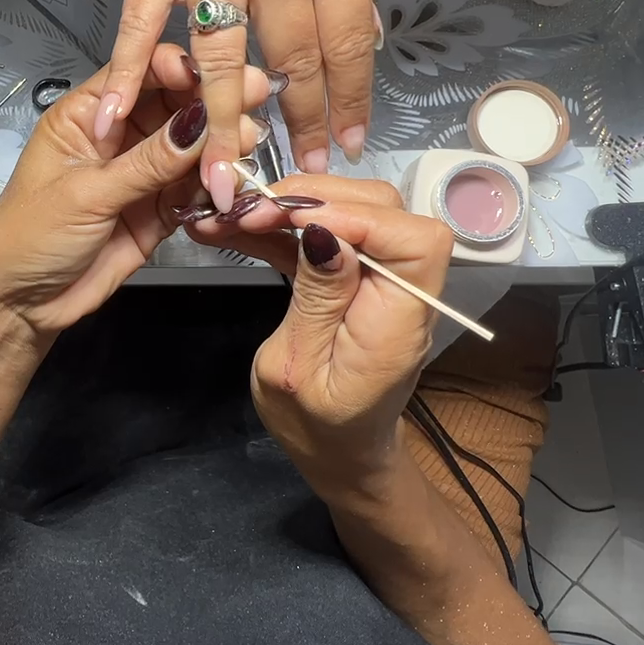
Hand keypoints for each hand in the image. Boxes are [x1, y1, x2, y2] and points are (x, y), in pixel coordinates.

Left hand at [0, 44, 273, 337]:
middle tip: (250, 99)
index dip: (176, 69)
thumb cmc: (31, 236)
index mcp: (86, 116)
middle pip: (172, 105)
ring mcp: (140, 173)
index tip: (213, 75)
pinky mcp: (157, 210)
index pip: (135, 73)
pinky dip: (215, 185)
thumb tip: (201, 122)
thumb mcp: (86, 194)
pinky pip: (194, 188)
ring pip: (190, 147)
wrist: (21, 304)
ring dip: (218, 145)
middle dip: (209, 103)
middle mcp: (117, 136)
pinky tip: (235, 180)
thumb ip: (147, 162)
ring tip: (244, 144)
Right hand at [98, 0, 375, 213]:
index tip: (351, 140)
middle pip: (290, 61)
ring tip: (226, 181)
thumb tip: (352, 30)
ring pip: (219, 62)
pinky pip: (141, 29)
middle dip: (300, 121)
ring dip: (223, 126)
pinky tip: (117, 122)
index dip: (351, 97)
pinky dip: (128, 76)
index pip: (347, 38)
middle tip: (303, 171)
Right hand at [184, 174, 453, 485]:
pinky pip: (320, 236)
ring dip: (287, 206)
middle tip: (247, 211)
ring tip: (229, 216)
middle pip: (382, 210)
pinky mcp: (347, 275)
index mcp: (397, 322)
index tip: (294, 221)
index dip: (359, 217)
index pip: (414, 242)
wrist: (333, 447)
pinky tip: (233, 228)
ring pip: (348, 212)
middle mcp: (399, 290)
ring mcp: (375, 279)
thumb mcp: (298, 369)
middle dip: (312, 197)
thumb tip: (324, 231)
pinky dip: (279, 227)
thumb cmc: (314, 425)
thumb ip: (317, 300)